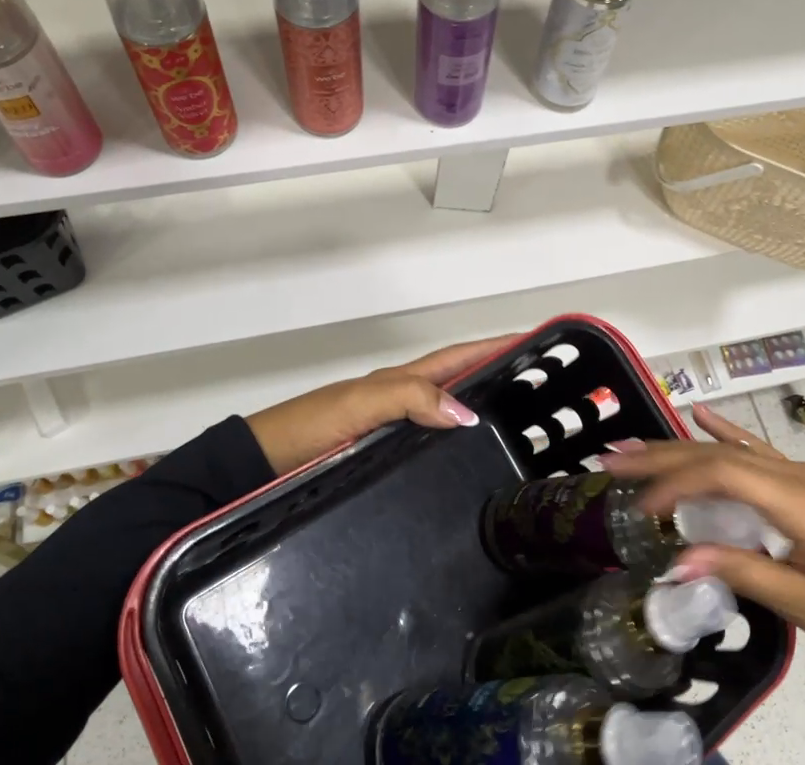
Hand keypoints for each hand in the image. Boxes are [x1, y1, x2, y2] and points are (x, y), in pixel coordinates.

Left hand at [245, 335, 518, 474]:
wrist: (264, 463)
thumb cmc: (310, 426)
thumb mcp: (360, 405)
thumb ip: (409, 400)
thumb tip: (469, 413)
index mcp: (399, 380)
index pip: (457, 358)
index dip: (493, 346)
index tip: (535, 341)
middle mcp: (401, 399)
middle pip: (458, 381)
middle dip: (499, 376)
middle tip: (541, 388)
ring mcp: (392, 428)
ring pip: (446, 412)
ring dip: (481, 409)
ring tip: (519, 425)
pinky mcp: (383, 456)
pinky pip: (431, 441)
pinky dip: (455, 441)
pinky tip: (467, 462)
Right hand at [602, 403, 804, 663]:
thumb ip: (744, 574)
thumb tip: (678, 560)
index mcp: (799, 503)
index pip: (723, 474)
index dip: (675, 483)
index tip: (640, 508)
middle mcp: (796, 477)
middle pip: (718, 454)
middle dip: (660, 457)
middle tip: (610, 461)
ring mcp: (802, 475)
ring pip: (731, 449)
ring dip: (679, 446)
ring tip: (633, 446)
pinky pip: (756, 450)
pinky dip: (724, 433)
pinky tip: (700, 418)